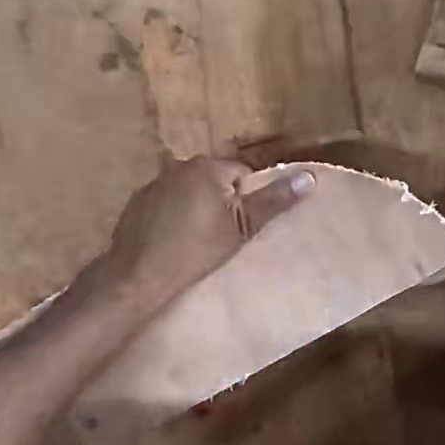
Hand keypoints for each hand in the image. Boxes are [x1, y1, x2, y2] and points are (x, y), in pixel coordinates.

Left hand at [85, 157, 313, 306]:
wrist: (138, 278)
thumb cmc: (196, 250)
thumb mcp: (243, 227)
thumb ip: (274, 200)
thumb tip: (308, 176)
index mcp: (205, 167)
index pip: (242, 173)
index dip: (249, 199)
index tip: (247, 225)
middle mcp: (177, 167)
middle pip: (216, 181)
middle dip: (224, 202)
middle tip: (228, 235)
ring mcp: (152, 185)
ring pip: (190, 193)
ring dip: (198, 209)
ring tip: (202, 241)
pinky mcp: (136, 206)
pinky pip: (168, 205)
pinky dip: (175, 218)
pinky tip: (177, 243)